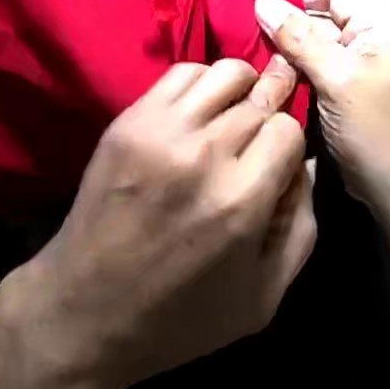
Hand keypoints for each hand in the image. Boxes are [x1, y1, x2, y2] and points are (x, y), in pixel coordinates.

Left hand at [1, 56, 316, 388]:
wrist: (81, 316)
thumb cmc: (182, 315)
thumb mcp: (265, 296)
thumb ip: (302, 223)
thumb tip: (308, 161)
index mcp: (241, 199)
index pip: (288, 129)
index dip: (289, 144)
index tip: (276, 163)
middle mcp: (204, 155)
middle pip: (262, 98)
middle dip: (270, 113)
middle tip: (259, 136)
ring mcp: (161, 132)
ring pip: (228, 73)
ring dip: (243, 89)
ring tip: (235, 114)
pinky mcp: (129, 122)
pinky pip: (184, 72)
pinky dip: (204, 82)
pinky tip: (202, 111)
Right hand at [254, 0, 389, 237]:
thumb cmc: (377, 131)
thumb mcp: (337, 79)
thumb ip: (299, 38)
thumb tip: (262, 0)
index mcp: (387, 27)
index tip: (254, 9)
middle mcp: (380, 42)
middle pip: (326, 22)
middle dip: (290, 30)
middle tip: (244, 39)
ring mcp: (368, 71)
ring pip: (320, 51)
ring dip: (291, 56)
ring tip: (250, 58)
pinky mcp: (355, 96)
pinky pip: (324, 75)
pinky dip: (301, 76)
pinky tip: (271, 80)